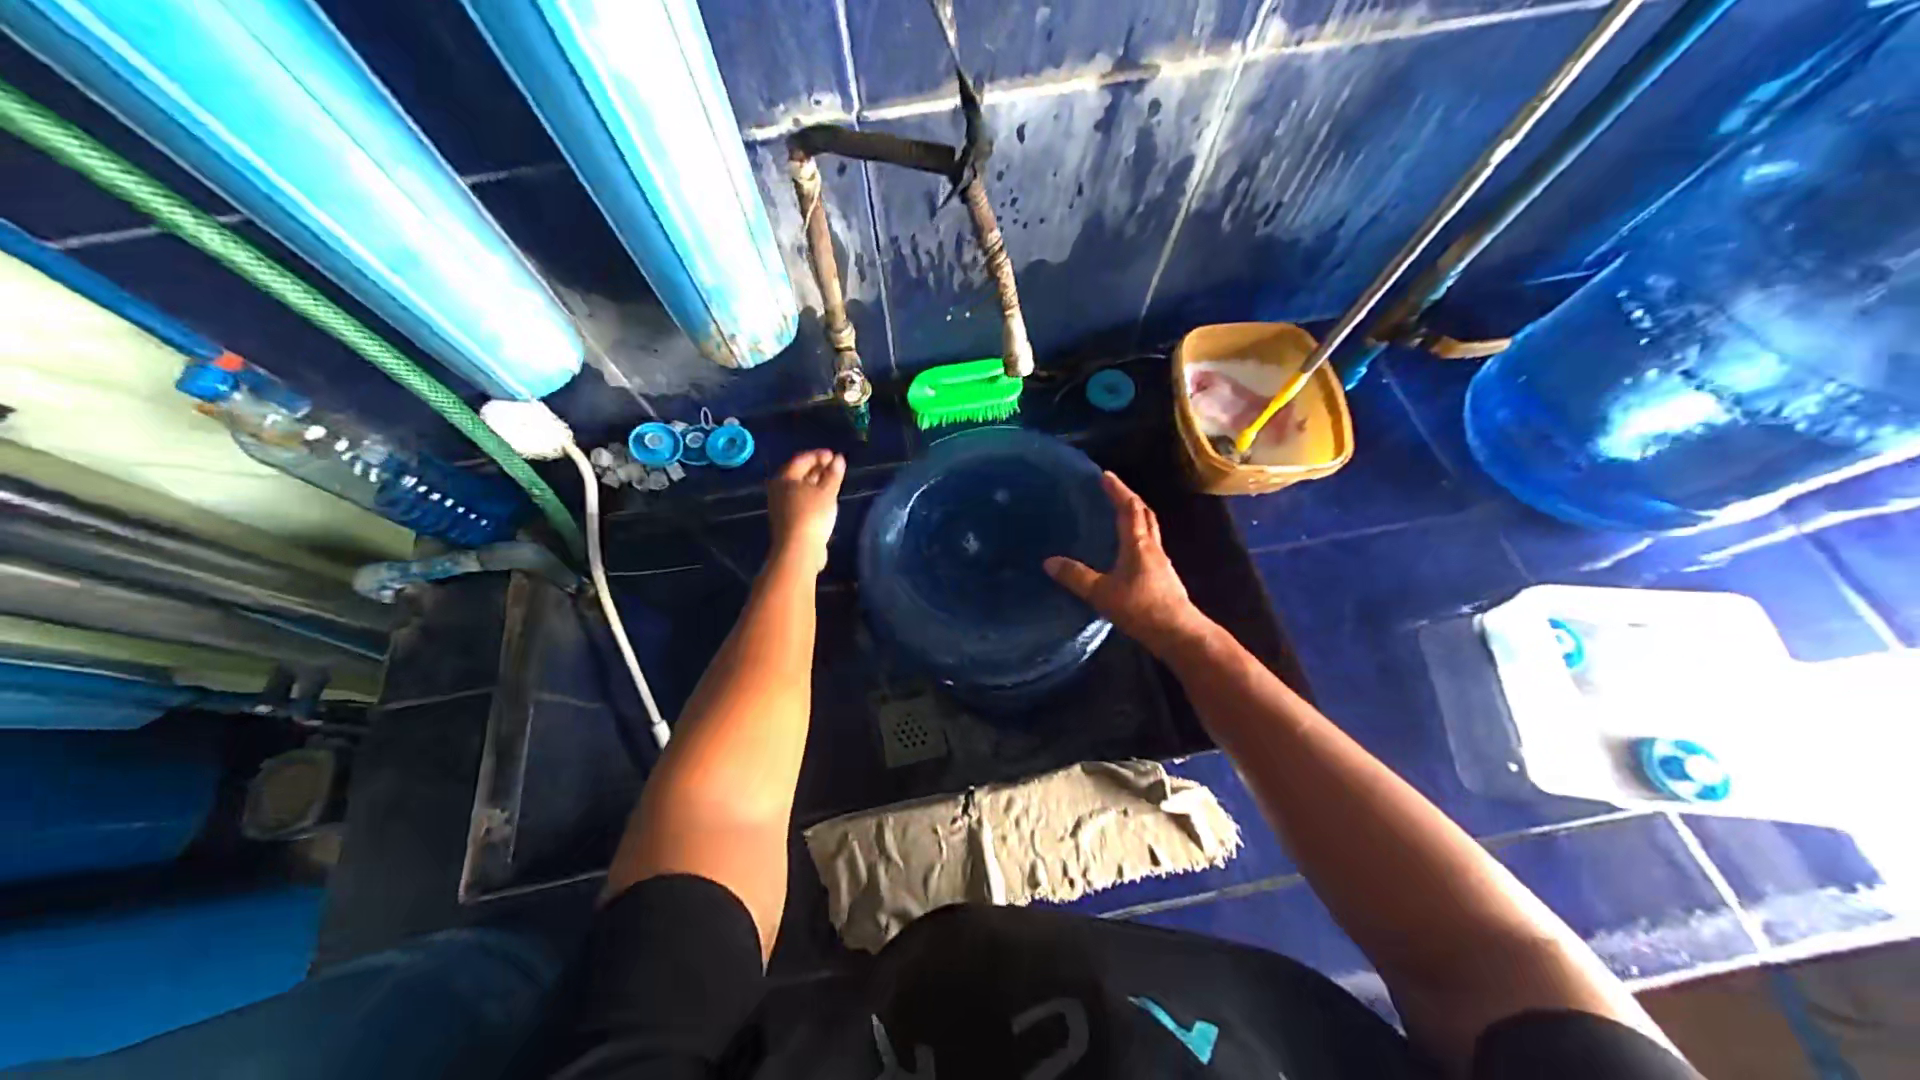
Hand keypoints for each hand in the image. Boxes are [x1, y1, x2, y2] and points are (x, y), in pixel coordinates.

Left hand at [767, 450, 844, 574]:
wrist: (798, 549)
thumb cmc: (812, 515)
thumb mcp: (827, 492)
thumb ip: (833, 474)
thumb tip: (839, 459)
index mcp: (784, 478)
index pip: (802, 459)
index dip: (819, 455)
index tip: (836, 456)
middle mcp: (778, 489)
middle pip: (799, 473)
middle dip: (818, 468)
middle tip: (836, 468)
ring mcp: (781, 505)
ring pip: (800, 488)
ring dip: (817, 483)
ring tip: (833, 482)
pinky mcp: (787, 519)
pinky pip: (801, 500)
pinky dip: (813, 495)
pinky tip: (825, 499)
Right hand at [1045, 471, 1211, 654]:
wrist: (1178, 633)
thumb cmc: (1141, 609)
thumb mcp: (1102, 594)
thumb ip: (1076, 577)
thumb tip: (1049, 562)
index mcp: (1138, 544)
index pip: (1129, 508)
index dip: (1117, 490)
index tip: (1105, 475)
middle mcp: (1153, 548)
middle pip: (1144, 514)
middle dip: (1129, 498)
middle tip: (1113, 489)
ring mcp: (1161, 562)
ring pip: (1150, 529)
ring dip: (1136, 516)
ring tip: (1120, 514)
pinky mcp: (1163, 577)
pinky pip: (1149, 546)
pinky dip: (1138, 537)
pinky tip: (1129, 550)